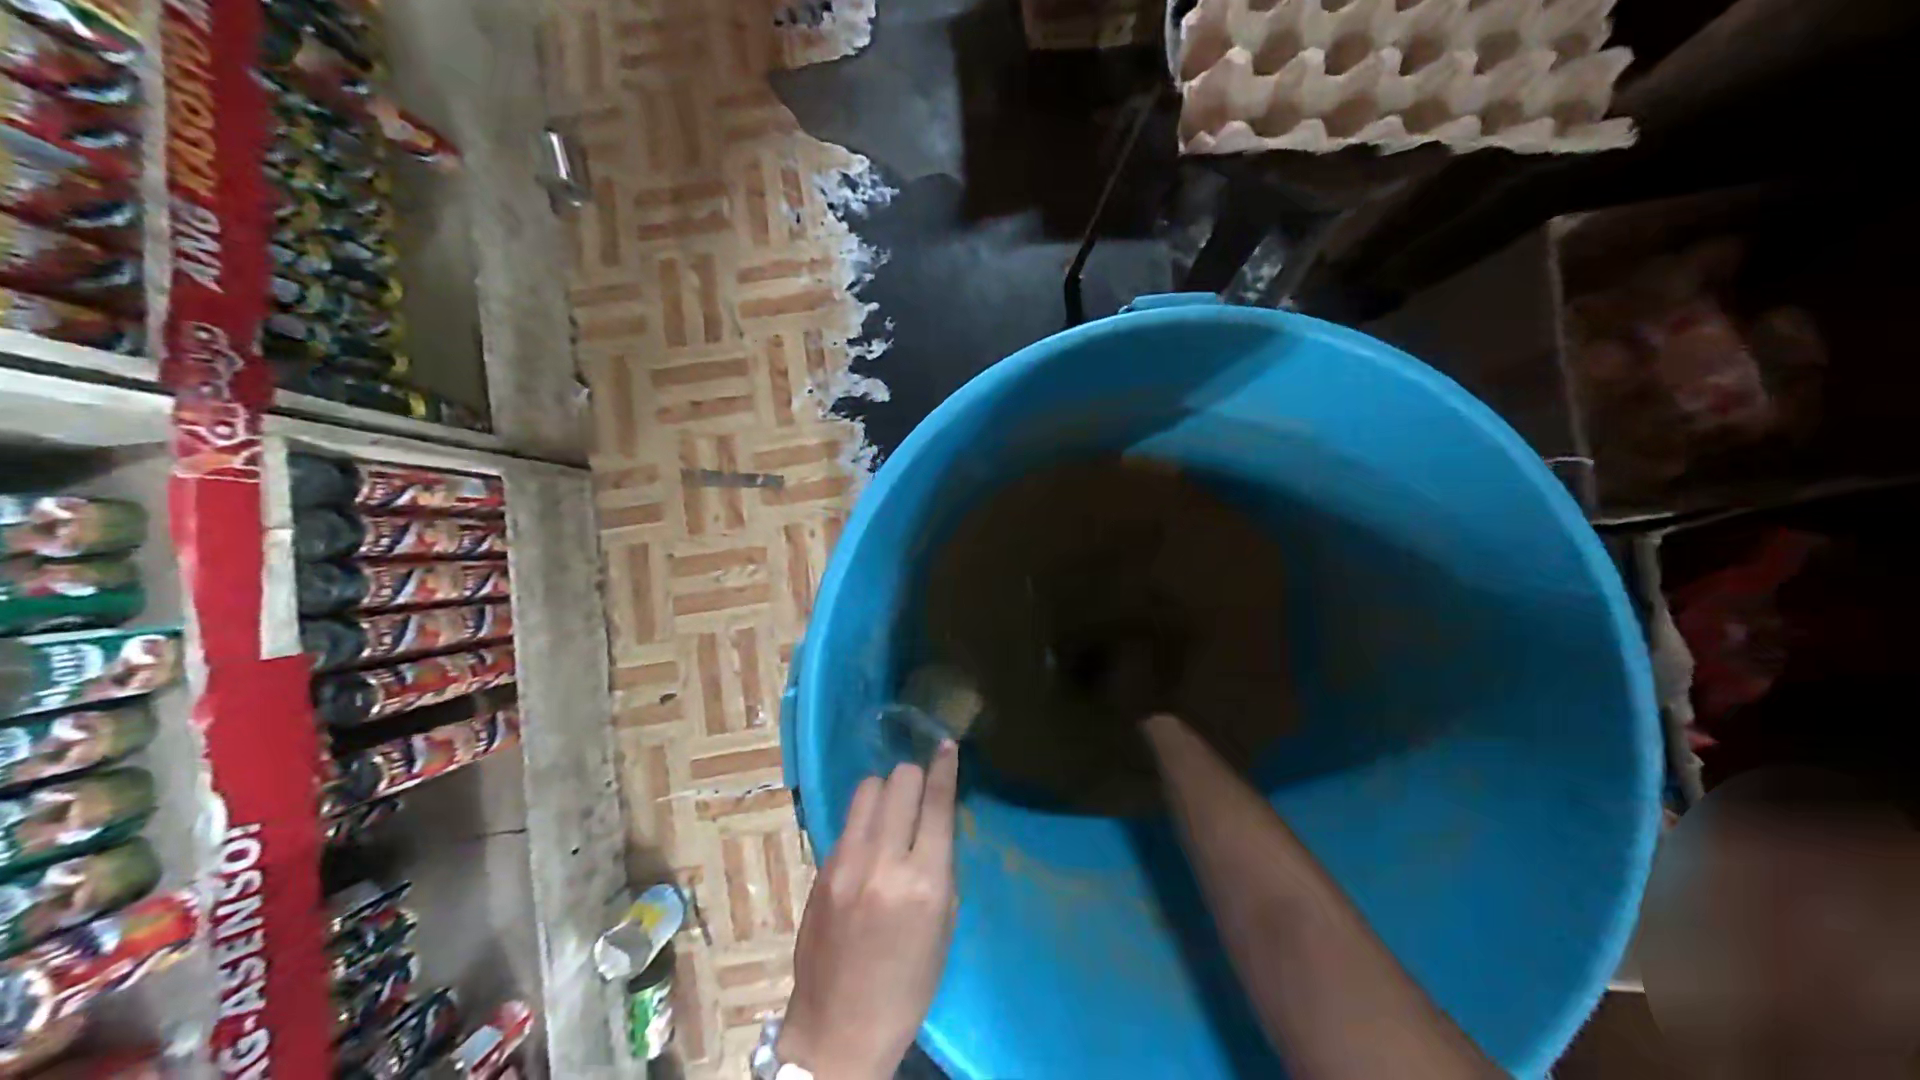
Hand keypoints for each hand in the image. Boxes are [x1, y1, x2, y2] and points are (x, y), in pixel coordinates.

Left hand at [778, 742, 958, 1079]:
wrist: (839, 1028)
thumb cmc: (907, 986)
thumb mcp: (942, 927)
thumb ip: (940, 866)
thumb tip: (935, 819)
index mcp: (923, 883)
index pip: (936, 803)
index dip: (944, 768)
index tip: (947, 745)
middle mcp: (882, 861)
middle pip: (899, 781)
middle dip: (915, 778)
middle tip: (919, 793)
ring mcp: (845, 861)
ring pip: (868, 789)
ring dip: (886, 792)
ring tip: (892, 815)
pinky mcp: (821, 867)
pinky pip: (849, 820)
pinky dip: (865, 819)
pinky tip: (869, 841)